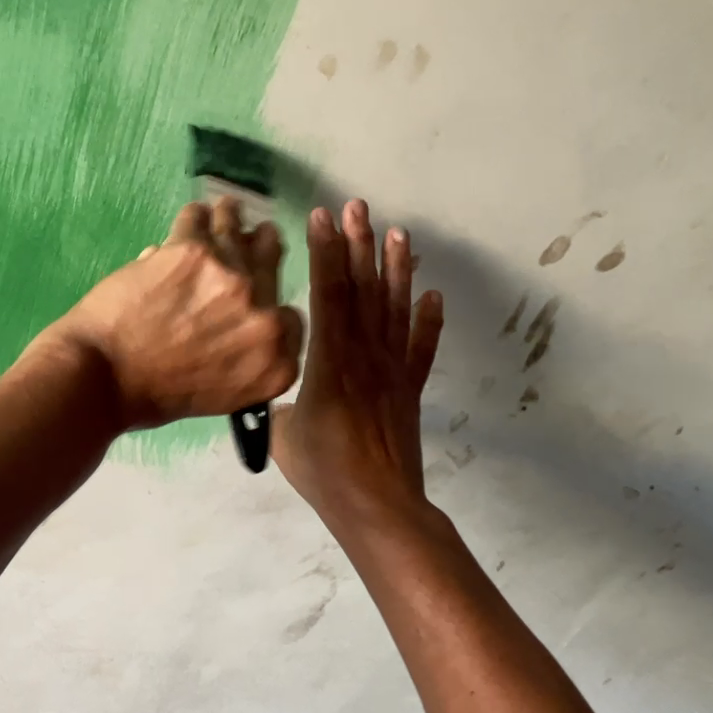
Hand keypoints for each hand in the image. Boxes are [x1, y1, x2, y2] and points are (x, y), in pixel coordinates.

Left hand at [27, 198, 302, 431]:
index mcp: (275, 361)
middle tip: (253, 237)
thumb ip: (235, 350)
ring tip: (227, 209)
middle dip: (260, 247)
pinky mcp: (194, 251)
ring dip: (231, 218)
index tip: (257, 294)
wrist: (100, 378)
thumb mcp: (215, 392)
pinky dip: (193, 218)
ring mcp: (232, 279)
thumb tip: (223, 302)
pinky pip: (199, 220)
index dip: (269, 302)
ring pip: (238, 230)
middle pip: (271, 262)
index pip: (289, 317)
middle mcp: (264, 317)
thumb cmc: (150, 397)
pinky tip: (193, 215)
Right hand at [273, 201, 443, 513]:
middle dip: (358, 245)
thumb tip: (278, 395)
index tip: (321, 217)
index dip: (325, 253)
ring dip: (395, 270)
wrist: (376, 505)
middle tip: (357, 207)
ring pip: (394, 309)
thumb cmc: (321, 469)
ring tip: (398, 233)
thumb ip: (279, 403)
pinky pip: (420, 348)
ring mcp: (392, 370)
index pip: (327, 294)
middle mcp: (363, 354)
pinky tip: (434, 296)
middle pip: (362, 290)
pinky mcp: (409, 389)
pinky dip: (429, 321)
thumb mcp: (281, 432)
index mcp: (328, 359)